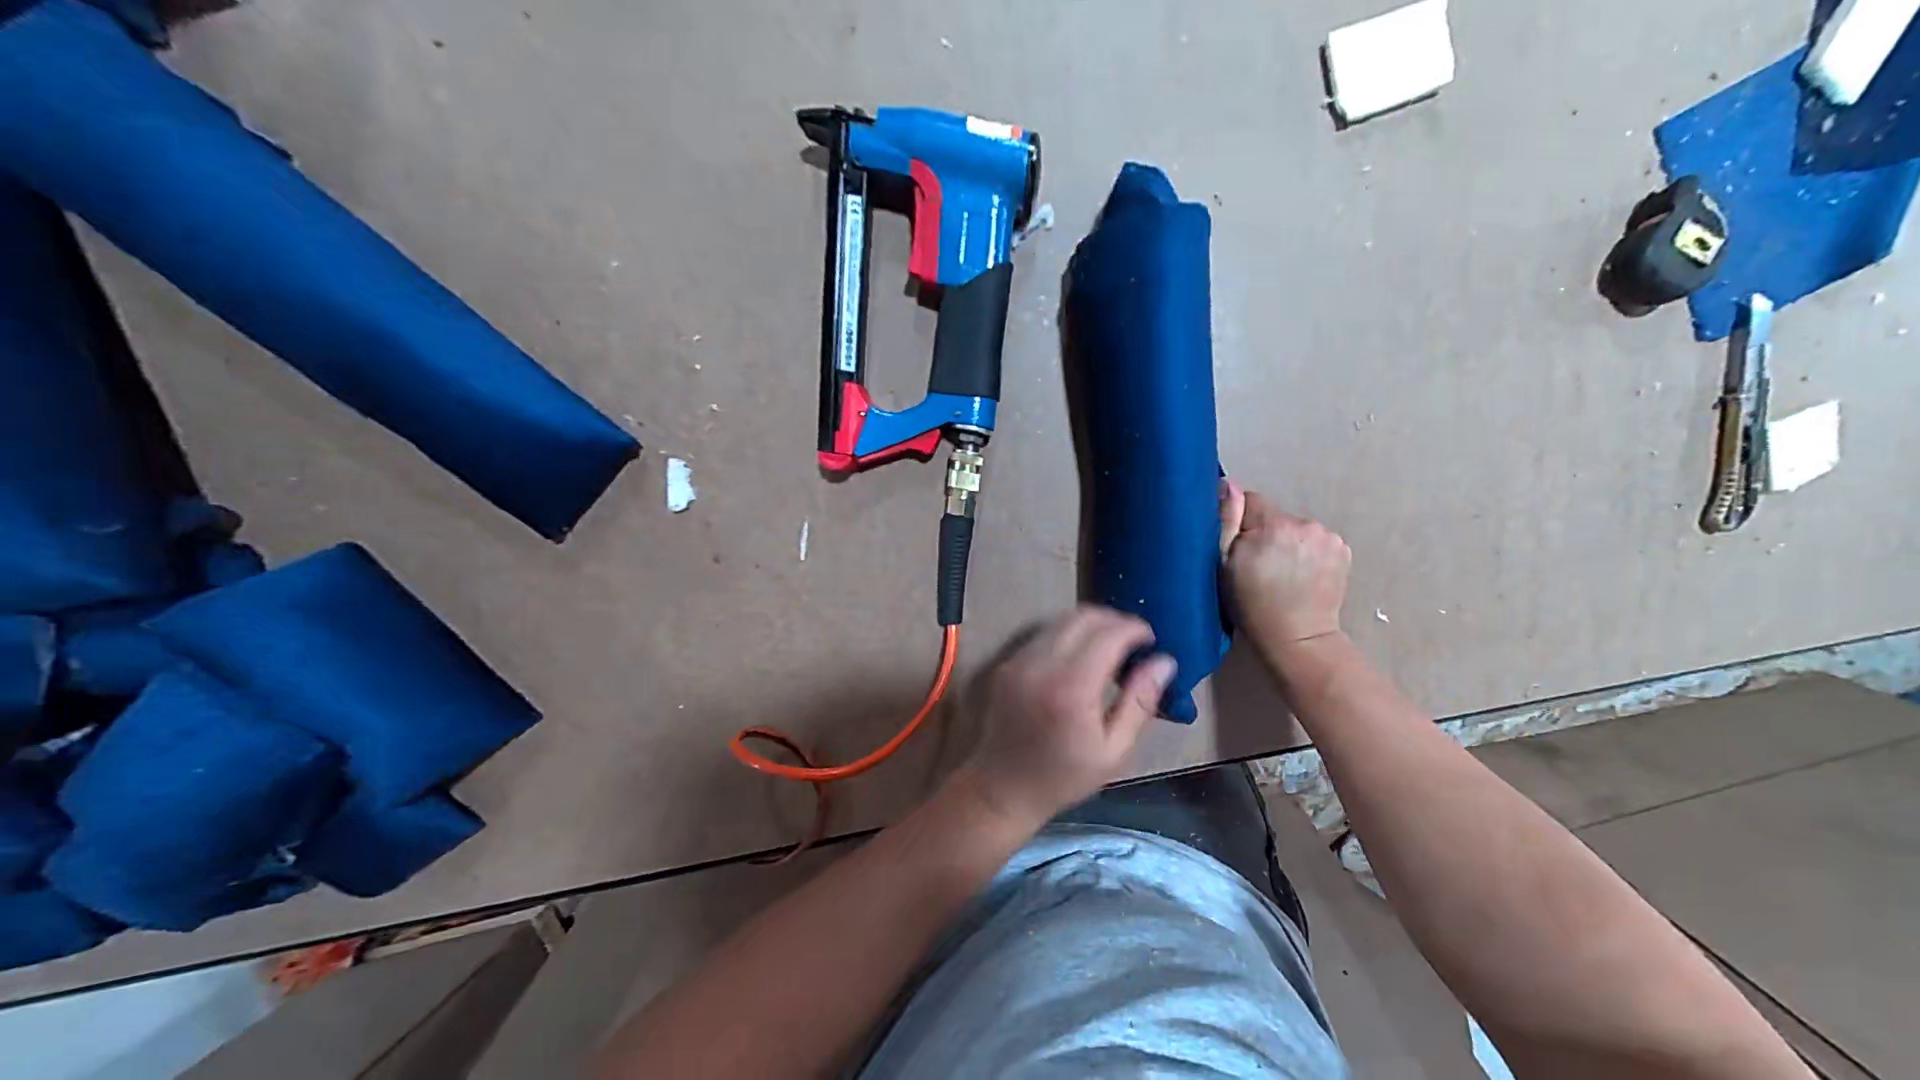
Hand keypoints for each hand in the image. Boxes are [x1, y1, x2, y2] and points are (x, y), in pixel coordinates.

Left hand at [955, 607, 1174, 827]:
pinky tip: (1080, 658)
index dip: (1135, 629)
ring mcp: (1019, 661)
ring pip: (1061, 621)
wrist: (1001, 789)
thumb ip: (1140, 702)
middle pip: (1083, 617)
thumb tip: (1165, 662)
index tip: (1152, 639)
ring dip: (1090, 625)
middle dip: (1114, 620)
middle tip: (1134, 641)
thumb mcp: (1114, 751)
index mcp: (1071, 688)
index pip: (1109, 634)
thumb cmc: (1063, 778)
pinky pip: (1043, 635)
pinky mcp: (1007, 664)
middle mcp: (1041, 664)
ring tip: (1110, 648)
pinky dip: (1067, 635)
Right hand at [1218, 479, 1352, 655]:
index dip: (1239, 521)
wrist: (1298, 638)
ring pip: (1296, 529)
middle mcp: (1305, 523)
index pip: (1250, 500)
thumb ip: (1226, 521)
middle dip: (1265, 533)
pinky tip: (1302, 574)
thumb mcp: (1224, 565)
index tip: (1239, 546)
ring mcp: (1329, 537)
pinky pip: (1316, 541)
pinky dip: (1308, 552)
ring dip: (1288, 543)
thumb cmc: (1251, 604)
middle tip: (1258, 564)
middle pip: (1275, 516)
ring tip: (1282, 572)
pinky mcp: (1343, 551)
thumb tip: (1228, 485)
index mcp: (1273, 524)